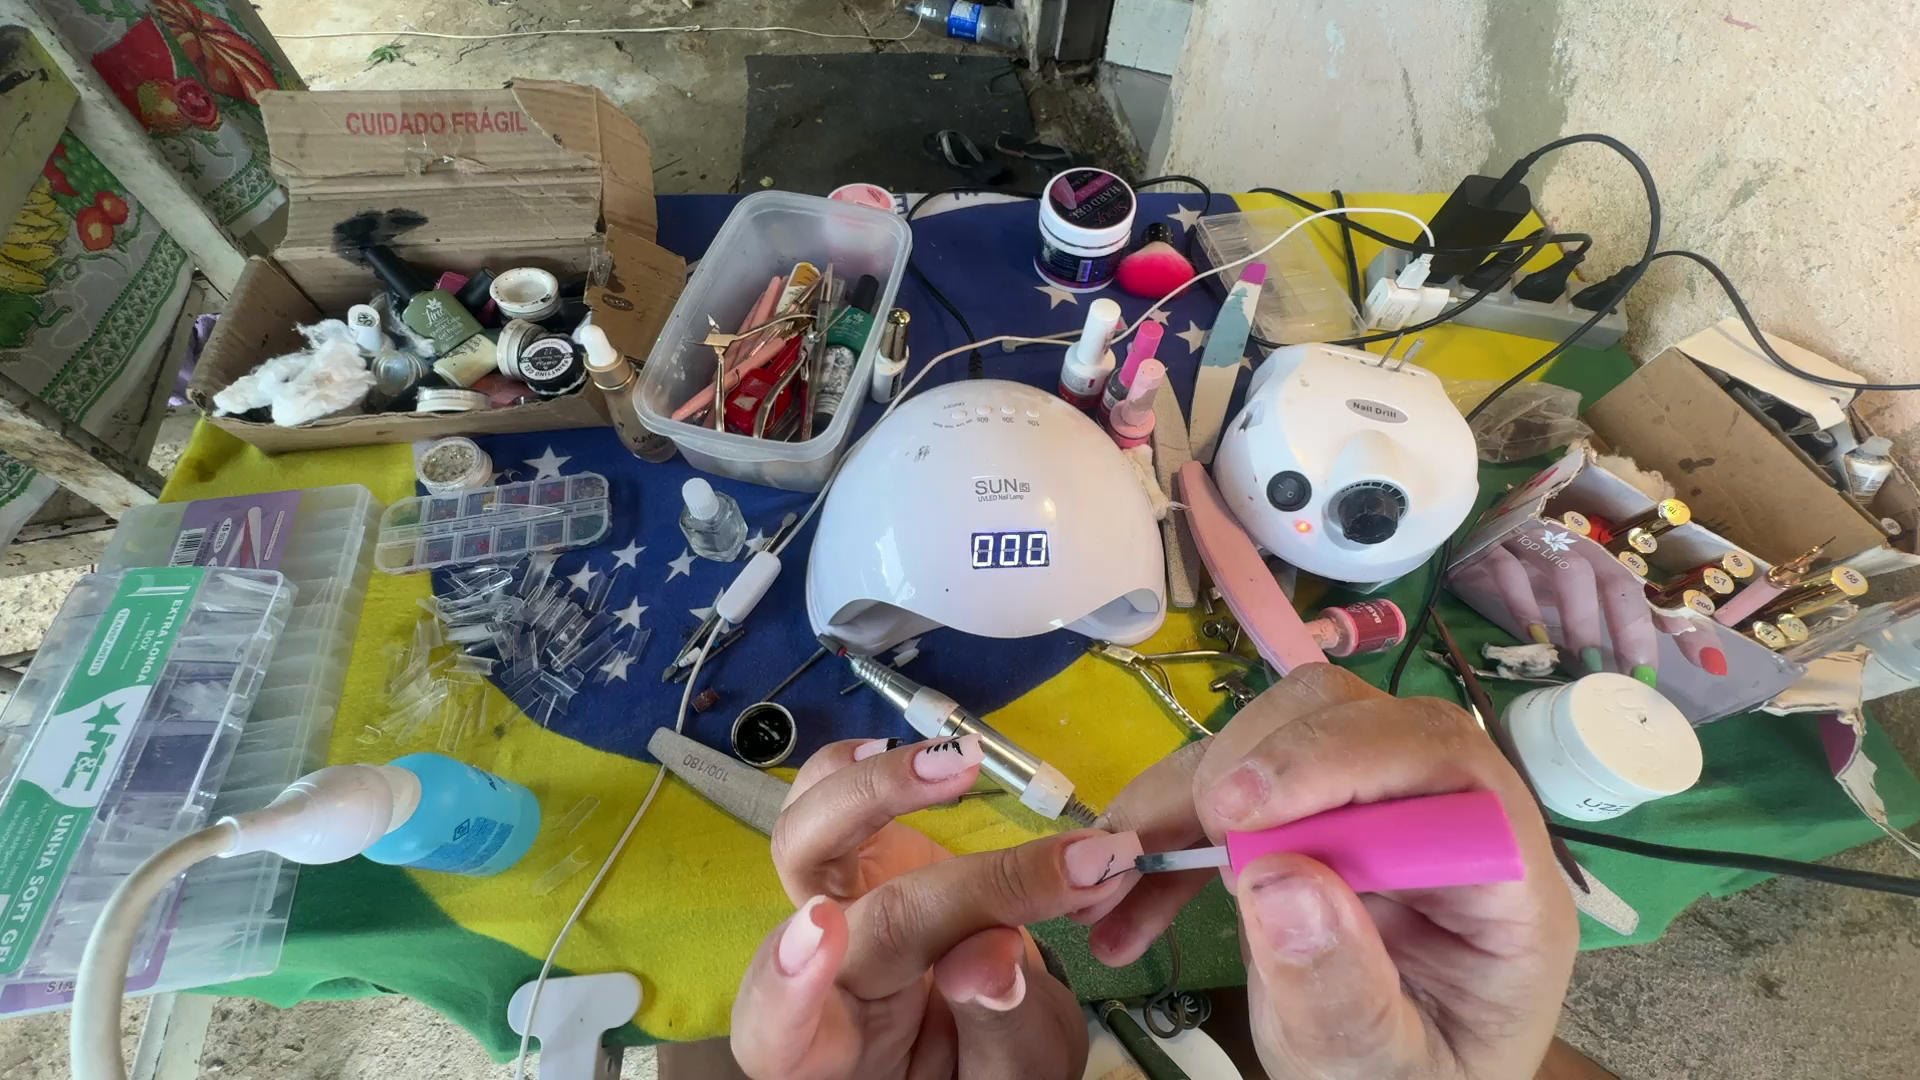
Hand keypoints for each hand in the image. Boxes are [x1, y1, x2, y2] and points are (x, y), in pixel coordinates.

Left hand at [731, 734, 1140, 1079]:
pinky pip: (826, 793)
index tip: (821, 931)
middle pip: (839, 904)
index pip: (780, 1027)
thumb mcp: (1013, 1076)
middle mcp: (816, 966)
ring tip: (966, 764)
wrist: (978, 1028)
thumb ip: (1001, 1030)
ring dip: (880, 785)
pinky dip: (860, 764)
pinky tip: (914, 751)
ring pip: (805, 828)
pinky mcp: (857, 852)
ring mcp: (830, 894)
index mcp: (833, 1050)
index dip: (790, 981)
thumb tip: (994, 957)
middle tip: (1049, 843)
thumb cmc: (984, 1065)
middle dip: (956, 875)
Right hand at [1084, 664, 1577, 1079]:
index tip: (1237, 818)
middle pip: (1338, 715)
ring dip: (1186, 791)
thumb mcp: (1378, 1071)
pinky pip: (1216, 770)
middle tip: (1191, 843)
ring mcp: (1355, 790)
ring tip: (1138, 873)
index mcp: (1493, 868)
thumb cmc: (1400, 1079)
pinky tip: (1124, 879)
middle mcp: (1426, 805)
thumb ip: (1340, 992)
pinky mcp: (1294, 798)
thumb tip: (1275, 877)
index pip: (1433, 757)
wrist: (1375, 1076)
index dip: (1332, 760)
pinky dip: (1159, 818)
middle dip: (1248, 768)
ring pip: (1265, 725)